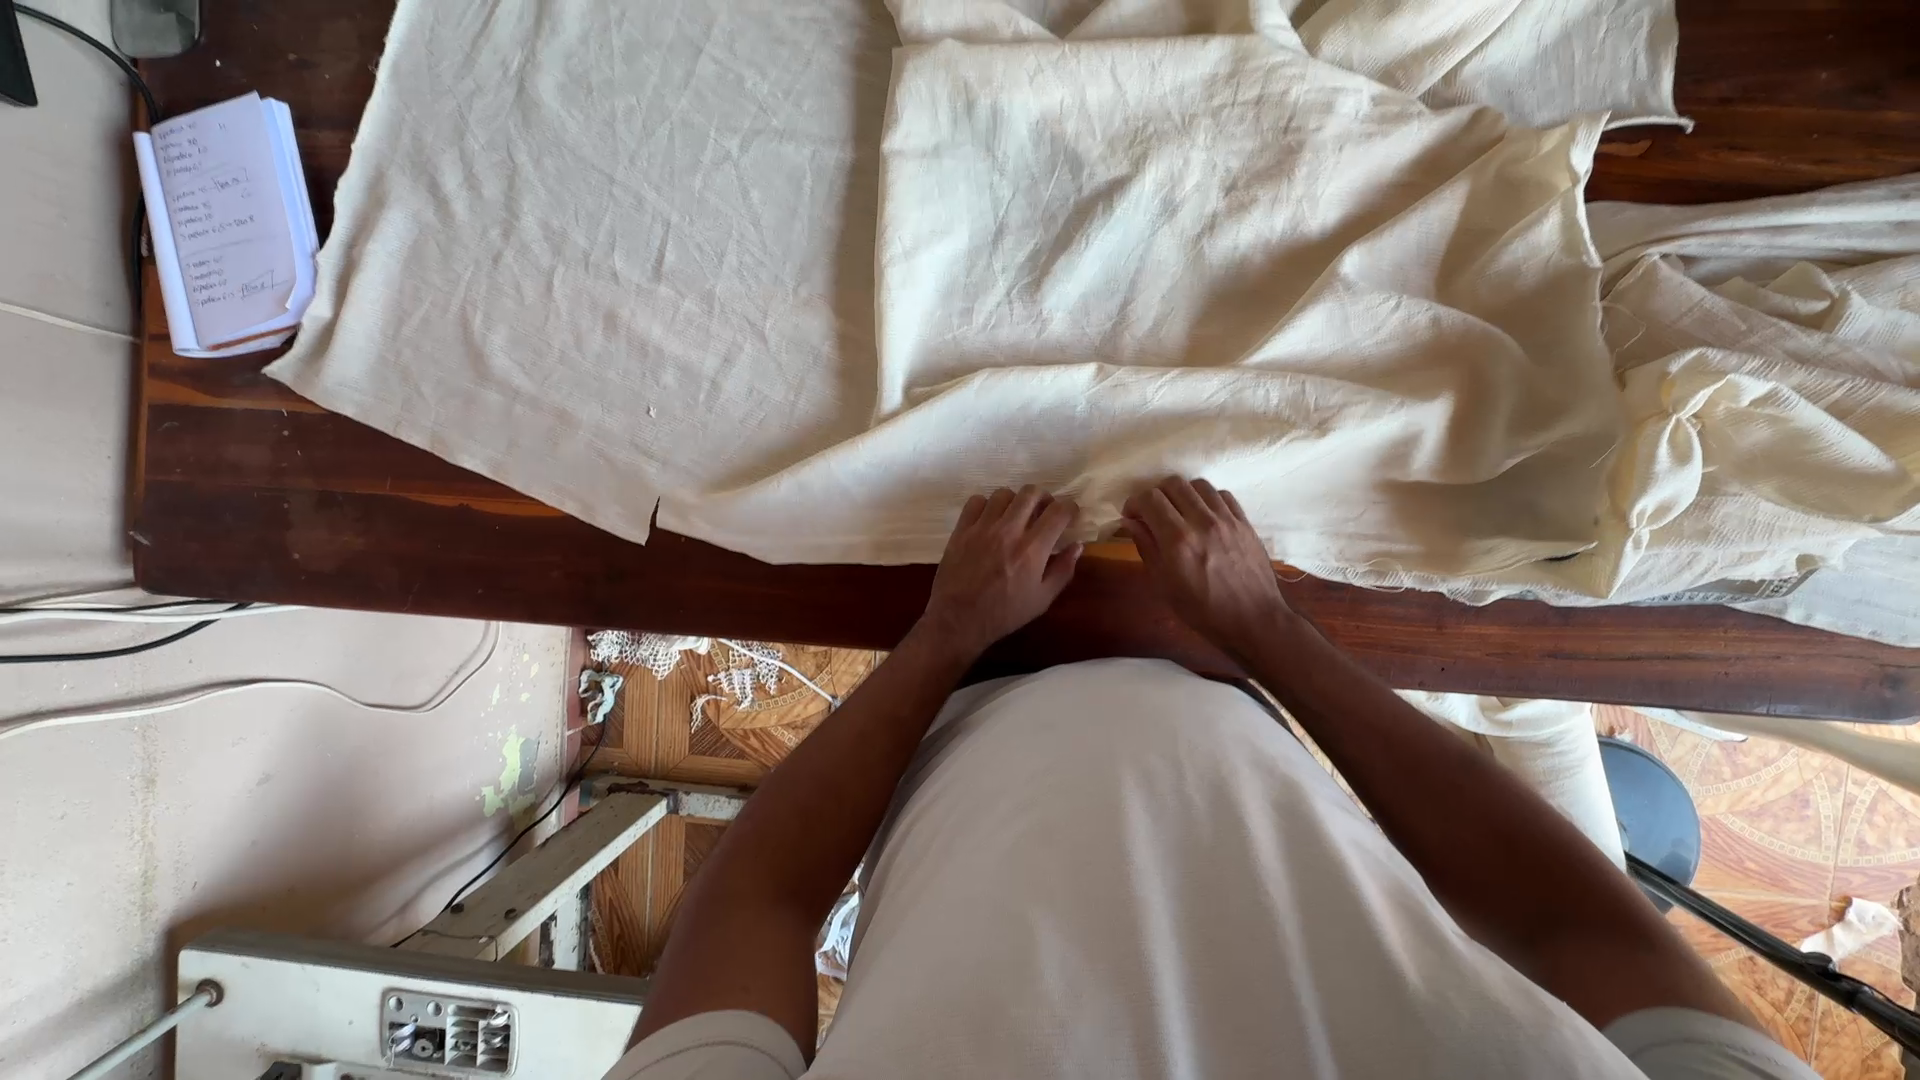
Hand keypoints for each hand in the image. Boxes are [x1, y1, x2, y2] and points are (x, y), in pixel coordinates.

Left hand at [921, 486, 1082, 655]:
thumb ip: (1063, 571)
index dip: (1070, 508)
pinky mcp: (961, 530)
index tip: (1070, 515)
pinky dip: (987, 505)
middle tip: (1043, 512)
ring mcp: (982, 528)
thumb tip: (1077, 546)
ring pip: (1003, 494)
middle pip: (1031, 493)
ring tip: (1016, 515)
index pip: (1058, 511)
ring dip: (1015, 501)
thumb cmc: (1004, 614)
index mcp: (1032, 549)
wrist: (959, 620)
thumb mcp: (1042, 599)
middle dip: (1044, 498)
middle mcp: (1008, 531)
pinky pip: (976, 501)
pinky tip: (990, 519)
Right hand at [1122, 476, 1291, 654]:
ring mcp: (1227, 520)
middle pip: (1173, 483)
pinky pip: (1223, 495)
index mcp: (1178, 541)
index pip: (1150, 499)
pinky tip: (1204, 516)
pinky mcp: (1245, 523)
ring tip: (1179, 512)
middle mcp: (1202, 522)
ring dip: (1182, 493)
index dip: (1134, 503)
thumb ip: (1147, 547)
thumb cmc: (1202, 611)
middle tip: (1153, 512)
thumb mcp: (1164, 585)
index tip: (1131, 516)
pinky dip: (1207, 499)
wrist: (1252, 620)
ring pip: (1198, 484)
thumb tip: (1130, 522)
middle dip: (1156, 494)